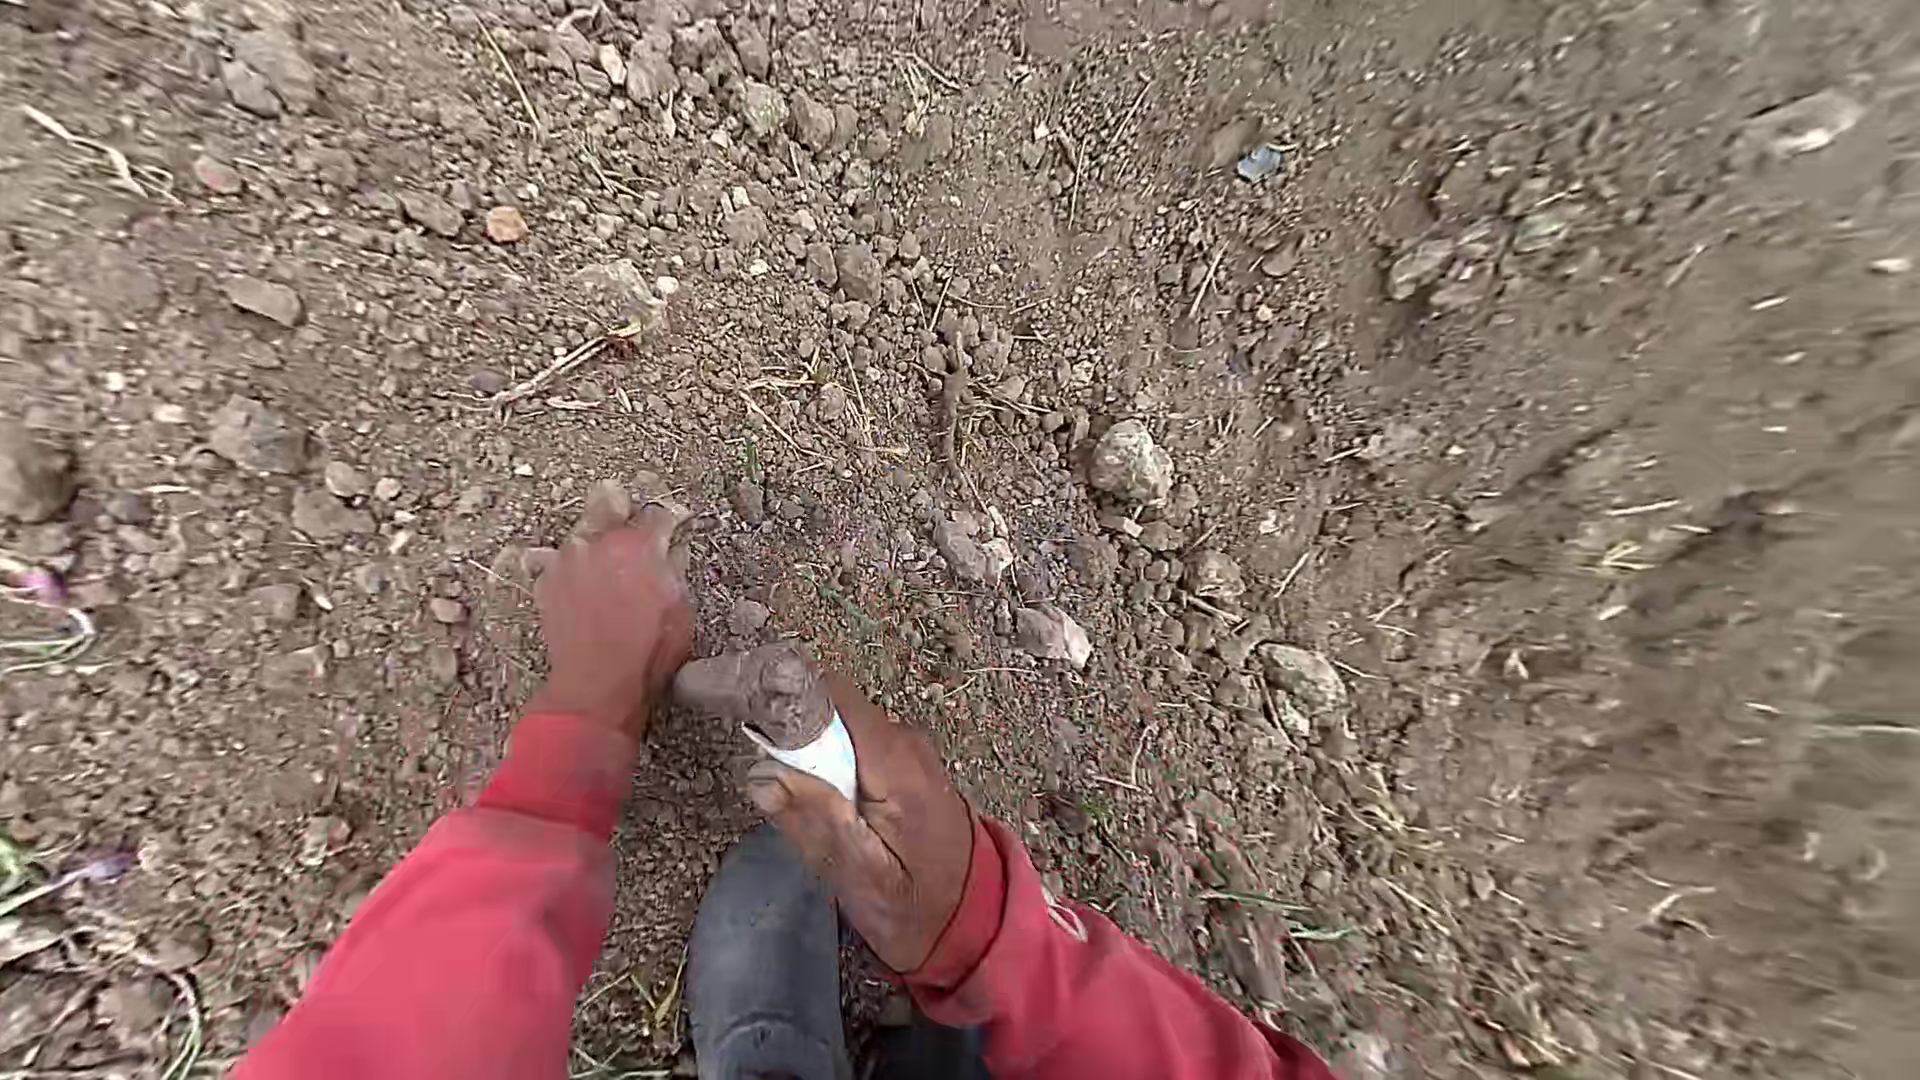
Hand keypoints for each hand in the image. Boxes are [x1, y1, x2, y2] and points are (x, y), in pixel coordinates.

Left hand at [528, 501, 691, 739]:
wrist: (598, 682)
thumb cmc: (647, 649)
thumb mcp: (680, 608)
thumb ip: (674, 570)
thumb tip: (671, 551)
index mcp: (638, 547)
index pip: (657, 515)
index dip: (670, 520)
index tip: (675, 526)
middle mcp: (597, 545)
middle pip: (610, 508)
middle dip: (624, 511)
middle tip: (634, 522)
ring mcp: (567, 562)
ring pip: (584, 532)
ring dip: (598, 537)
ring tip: (610, 553)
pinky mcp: (548, 583)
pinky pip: (561, 560)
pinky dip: (575, 563)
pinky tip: (586, 576)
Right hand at [741, 673, 973, 971]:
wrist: (973, 913)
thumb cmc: (916, 903)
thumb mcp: (861, 876)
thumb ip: (816, 821)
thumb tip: (762, 775)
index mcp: (895, 759)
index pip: (835, 696)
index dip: (792, 707)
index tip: (762, 738)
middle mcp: (905, 739)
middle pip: (836, 709)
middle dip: (800, 740)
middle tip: (781, 789)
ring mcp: (909, 745)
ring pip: (844, 726)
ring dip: (816, 756)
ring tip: (808, 805)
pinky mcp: (906, 758)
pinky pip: (859, 743)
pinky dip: (836, 764)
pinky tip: (835, 805)